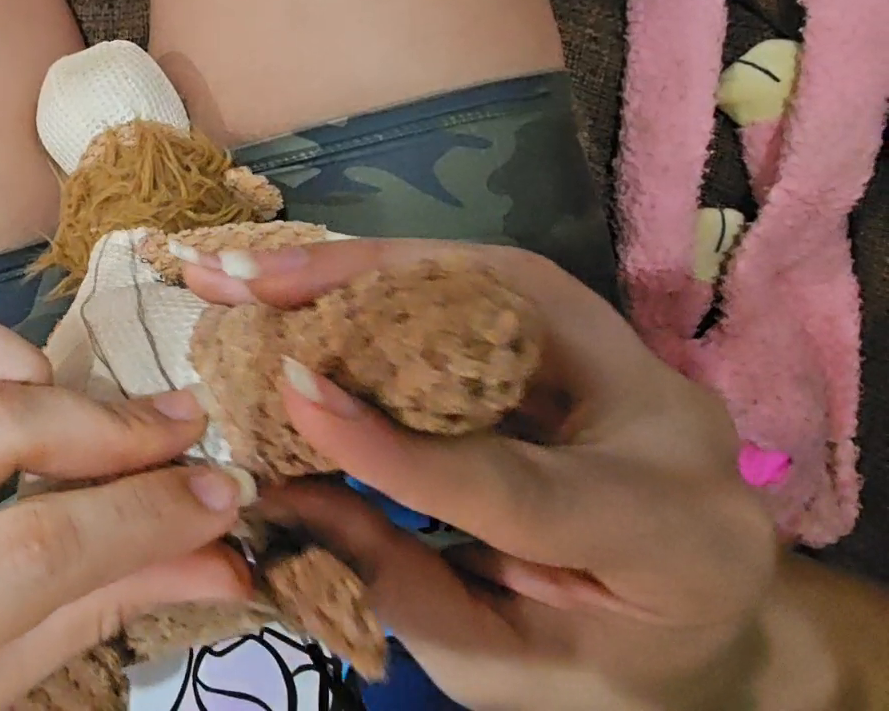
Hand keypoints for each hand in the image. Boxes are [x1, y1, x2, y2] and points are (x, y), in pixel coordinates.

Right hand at [183, 240, 778, 709]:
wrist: (692, 634)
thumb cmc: (593, 669)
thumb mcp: (490, 660)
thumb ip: (388, 577)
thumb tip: (272, 489)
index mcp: (671, 540)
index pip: (515, 481)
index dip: (394, 440)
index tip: (289, 390)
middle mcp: (663, 421)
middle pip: (512, 308)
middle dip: (361, 283)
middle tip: (242, 282)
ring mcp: (622, 361)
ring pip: (483, 274)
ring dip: (352, 264)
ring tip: (246, 270)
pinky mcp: (571, 337)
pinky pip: (466, 285)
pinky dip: (370, 275)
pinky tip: (294, 278)